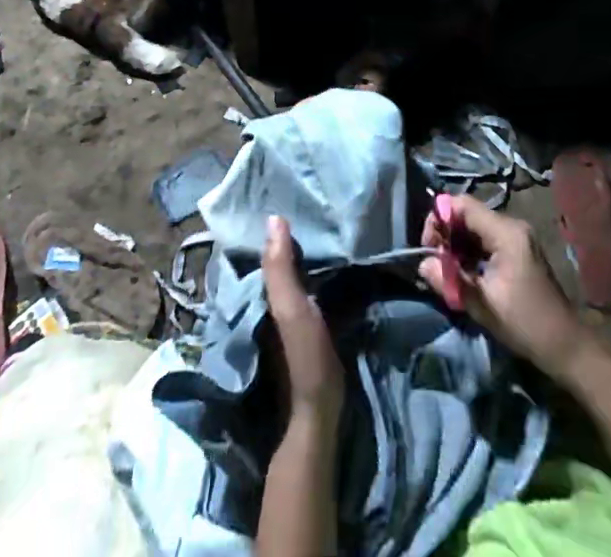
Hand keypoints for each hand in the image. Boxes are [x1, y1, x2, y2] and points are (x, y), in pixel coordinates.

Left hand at [263, 216, 343, 424]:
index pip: (266, 251)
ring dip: (310, 254)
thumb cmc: (303, 357)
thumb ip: (280, 269)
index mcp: (266, 296)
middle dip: (295, 237)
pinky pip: (315, 289)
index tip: (294, 199)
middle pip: (282, 260)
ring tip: (334, 226)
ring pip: (299, 274)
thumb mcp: (291, 309)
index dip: (276, 228)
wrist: (321, 411)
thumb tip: (274, 218)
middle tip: (320, 207)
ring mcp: (293, 316)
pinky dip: (324, 274)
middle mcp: (275, 302)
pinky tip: (343, 263)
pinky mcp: (313, 326)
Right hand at [419, 195, 598, 378]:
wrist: (564, 342)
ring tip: (446, 270)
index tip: (428, 248)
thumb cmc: (524, 322)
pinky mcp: (517, 249)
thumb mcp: (482, 304)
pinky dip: (469, 251)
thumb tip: (422, 263)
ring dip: (455, 244)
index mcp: (506, 233)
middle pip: (468, 214)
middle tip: (435, 263)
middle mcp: (512, 226)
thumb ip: (449, 280)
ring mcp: (517, 237)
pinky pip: (485, 238)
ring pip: (474, 227)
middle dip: (445, 234)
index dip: (438, 219)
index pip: (462, 205)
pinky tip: (462, 273)